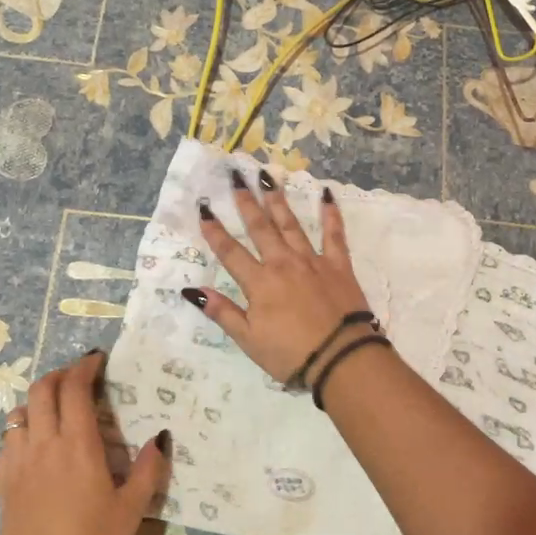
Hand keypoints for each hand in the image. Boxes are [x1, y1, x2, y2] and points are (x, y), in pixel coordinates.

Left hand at [0, 351, 170, 534]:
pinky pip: (9, 437)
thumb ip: (147, 470)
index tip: (98, 359)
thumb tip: (160, 436)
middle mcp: (44, 443)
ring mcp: (19, 460)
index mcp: (78, 446)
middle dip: (60, 375)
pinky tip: (37, 440)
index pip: (74, 389)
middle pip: (42, 389)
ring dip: (39, 399)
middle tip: (80, 378)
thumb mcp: (131, 512)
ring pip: (21, 410)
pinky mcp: (4, 479)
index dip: (85, 367)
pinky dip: (23, 425)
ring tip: (58, 407)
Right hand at [183, 167, 374, 381]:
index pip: (230, 252)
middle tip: (237, 177)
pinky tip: (326, 194)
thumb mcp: (249, 340)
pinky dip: (330, 213)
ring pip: (290, 224)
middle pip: (260, 228)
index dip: (215, 231)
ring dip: (277, 200)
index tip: (204, 208)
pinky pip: (334, 234)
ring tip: (268, 177)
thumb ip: (223, 312)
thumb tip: (193, 290)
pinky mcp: (338, 265)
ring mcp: (312, 261)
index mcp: (259, 283)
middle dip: (246, 202)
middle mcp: (282, 264)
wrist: (342, 357)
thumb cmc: (292, 355)